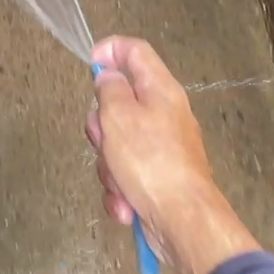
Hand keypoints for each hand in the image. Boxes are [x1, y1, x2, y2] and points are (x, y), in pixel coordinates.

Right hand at [86, 36, 260, 273]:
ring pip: (116, 142)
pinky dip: (120, 189)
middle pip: (119, 102)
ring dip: (108, 164)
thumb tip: (109, 78)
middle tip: (104, 139)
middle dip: (101, 126)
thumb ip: (109, 89)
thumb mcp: (118, 115)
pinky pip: (125, 173)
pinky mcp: (155, 179)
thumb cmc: (150, 160)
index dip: (109, 50)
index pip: (135, 50)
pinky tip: (125, 204)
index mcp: (160, 90)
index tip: (90, 67)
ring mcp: (160, 148)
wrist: (184, 223)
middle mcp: (163, 114)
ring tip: (119, 181)